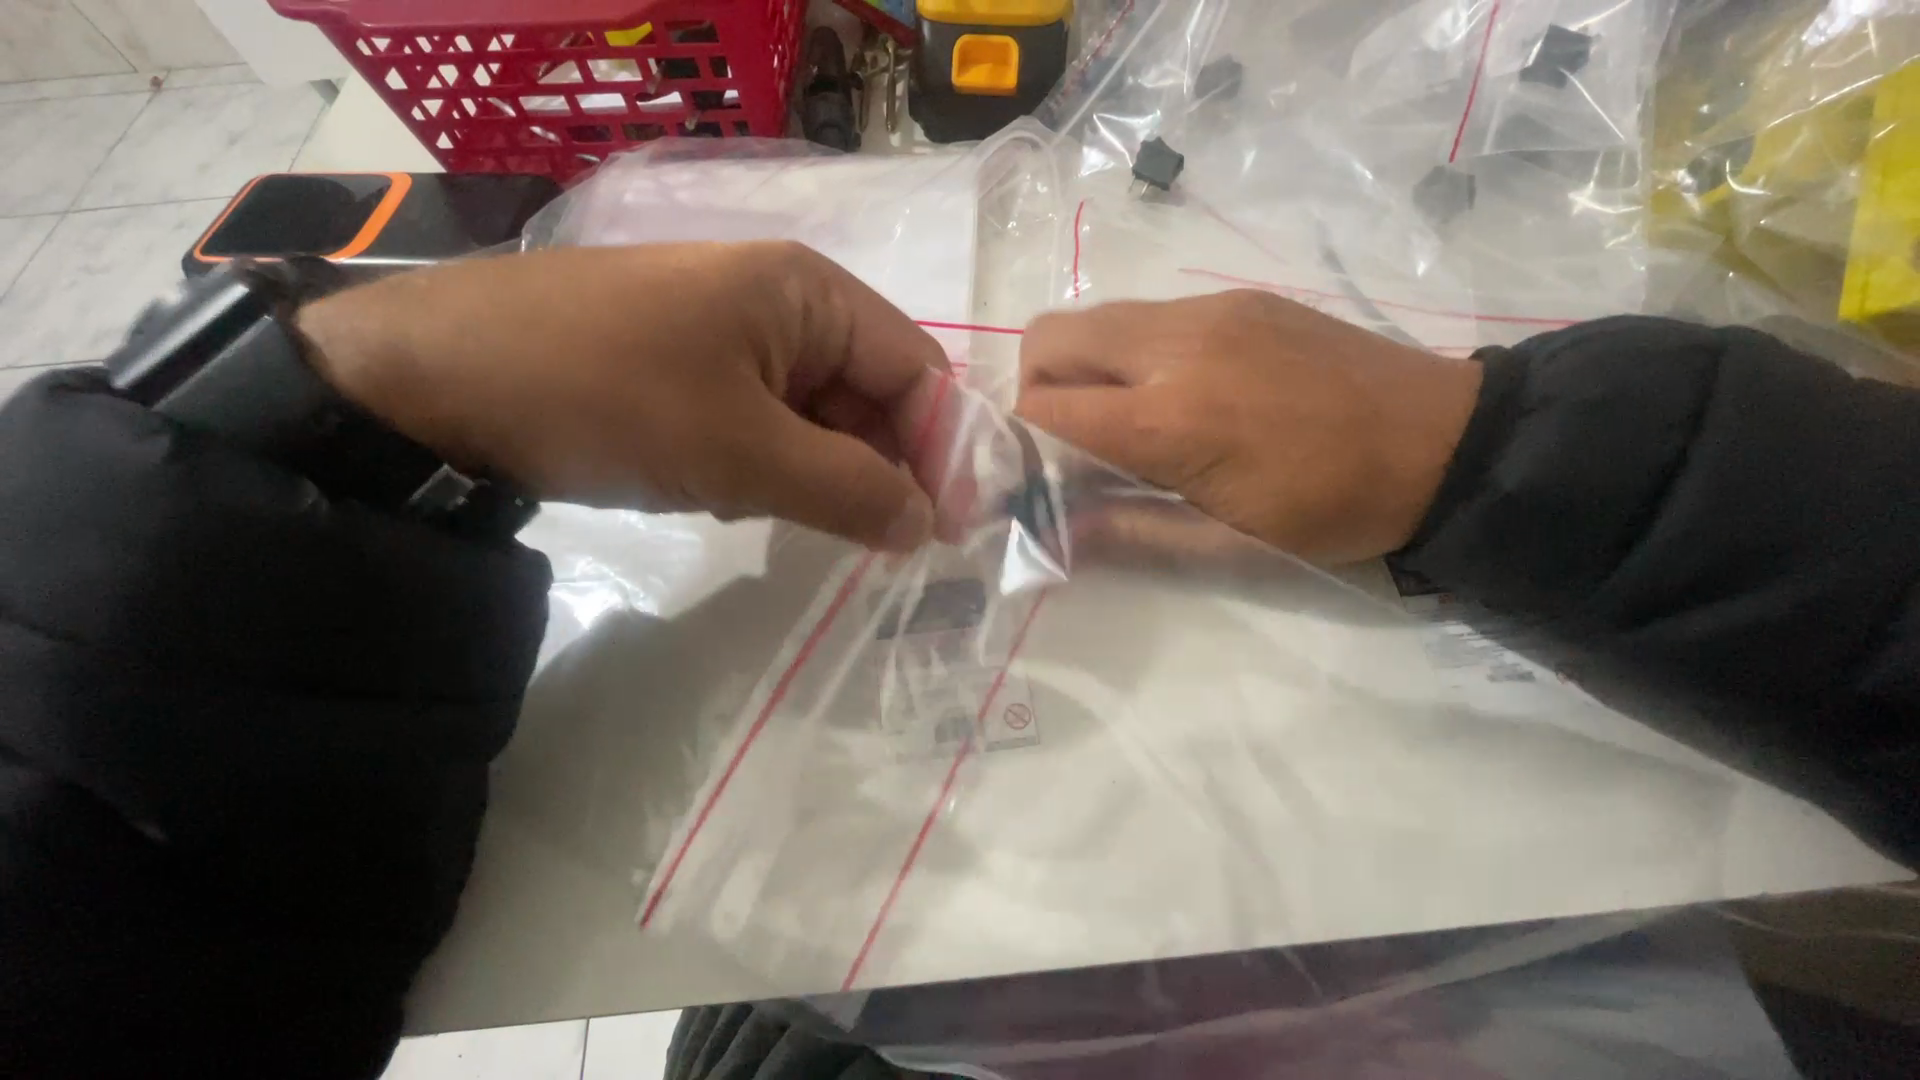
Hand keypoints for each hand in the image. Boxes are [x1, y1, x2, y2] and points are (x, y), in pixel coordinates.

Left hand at [298, 242, 949, 551]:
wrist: (430, 381)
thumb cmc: (607, 397)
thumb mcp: (741, 454)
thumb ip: (849, 491)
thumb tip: (926, 525)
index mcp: (808, 293)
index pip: (916, 369)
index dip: (943, 449)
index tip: (947, 530)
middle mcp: (781, 300)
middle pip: (870, 391)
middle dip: (878, 466)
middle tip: (878, 543)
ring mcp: (731, 331)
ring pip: (817, 413)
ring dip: (819, 472)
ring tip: (784, 514)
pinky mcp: (690, 364)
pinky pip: (764, 419)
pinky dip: (768, 465)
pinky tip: (731, 493)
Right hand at [1014, 290, 1482, 564]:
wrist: (1444, 441)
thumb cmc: (1333, 509)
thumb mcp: (1226, 546)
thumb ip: (1128, 532)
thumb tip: (1053, 531)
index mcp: (1168, 418)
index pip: (1041, 407)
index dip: (1020, 444)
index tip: (1036, 475)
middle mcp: (1173, 346)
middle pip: (1047, 338)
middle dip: (1035, 390)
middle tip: (1069, 441)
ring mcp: (1206, 310)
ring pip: (1093, 318)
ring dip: (1081, 367)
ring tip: (1121, 418)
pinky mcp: (1235, 297)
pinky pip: (1145, 314)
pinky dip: (1128, 351)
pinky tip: (1175, 391)